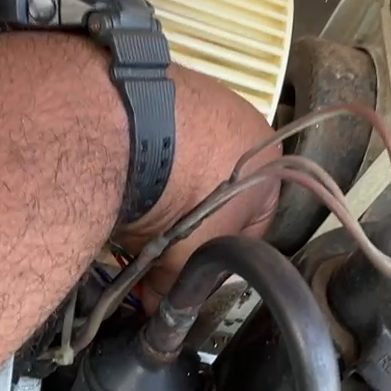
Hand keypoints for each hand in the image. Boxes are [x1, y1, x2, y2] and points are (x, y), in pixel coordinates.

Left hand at [113, 65, 279, 297]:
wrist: (136, 140)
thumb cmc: (187, 201)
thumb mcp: (192, 259)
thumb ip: (179, 286)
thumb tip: (157, 305)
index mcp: (271, 164)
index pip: (249, 229)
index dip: (214, 261)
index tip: (185, 276)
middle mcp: (243, 122)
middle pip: (212, 196)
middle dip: (182, 229)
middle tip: (151, 252)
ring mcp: (200, 97)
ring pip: (180, 167)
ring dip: (158, 196)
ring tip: (131, 218)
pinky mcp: (157, 86)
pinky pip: (151, 141)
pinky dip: (137, 164)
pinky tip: (119, 182)